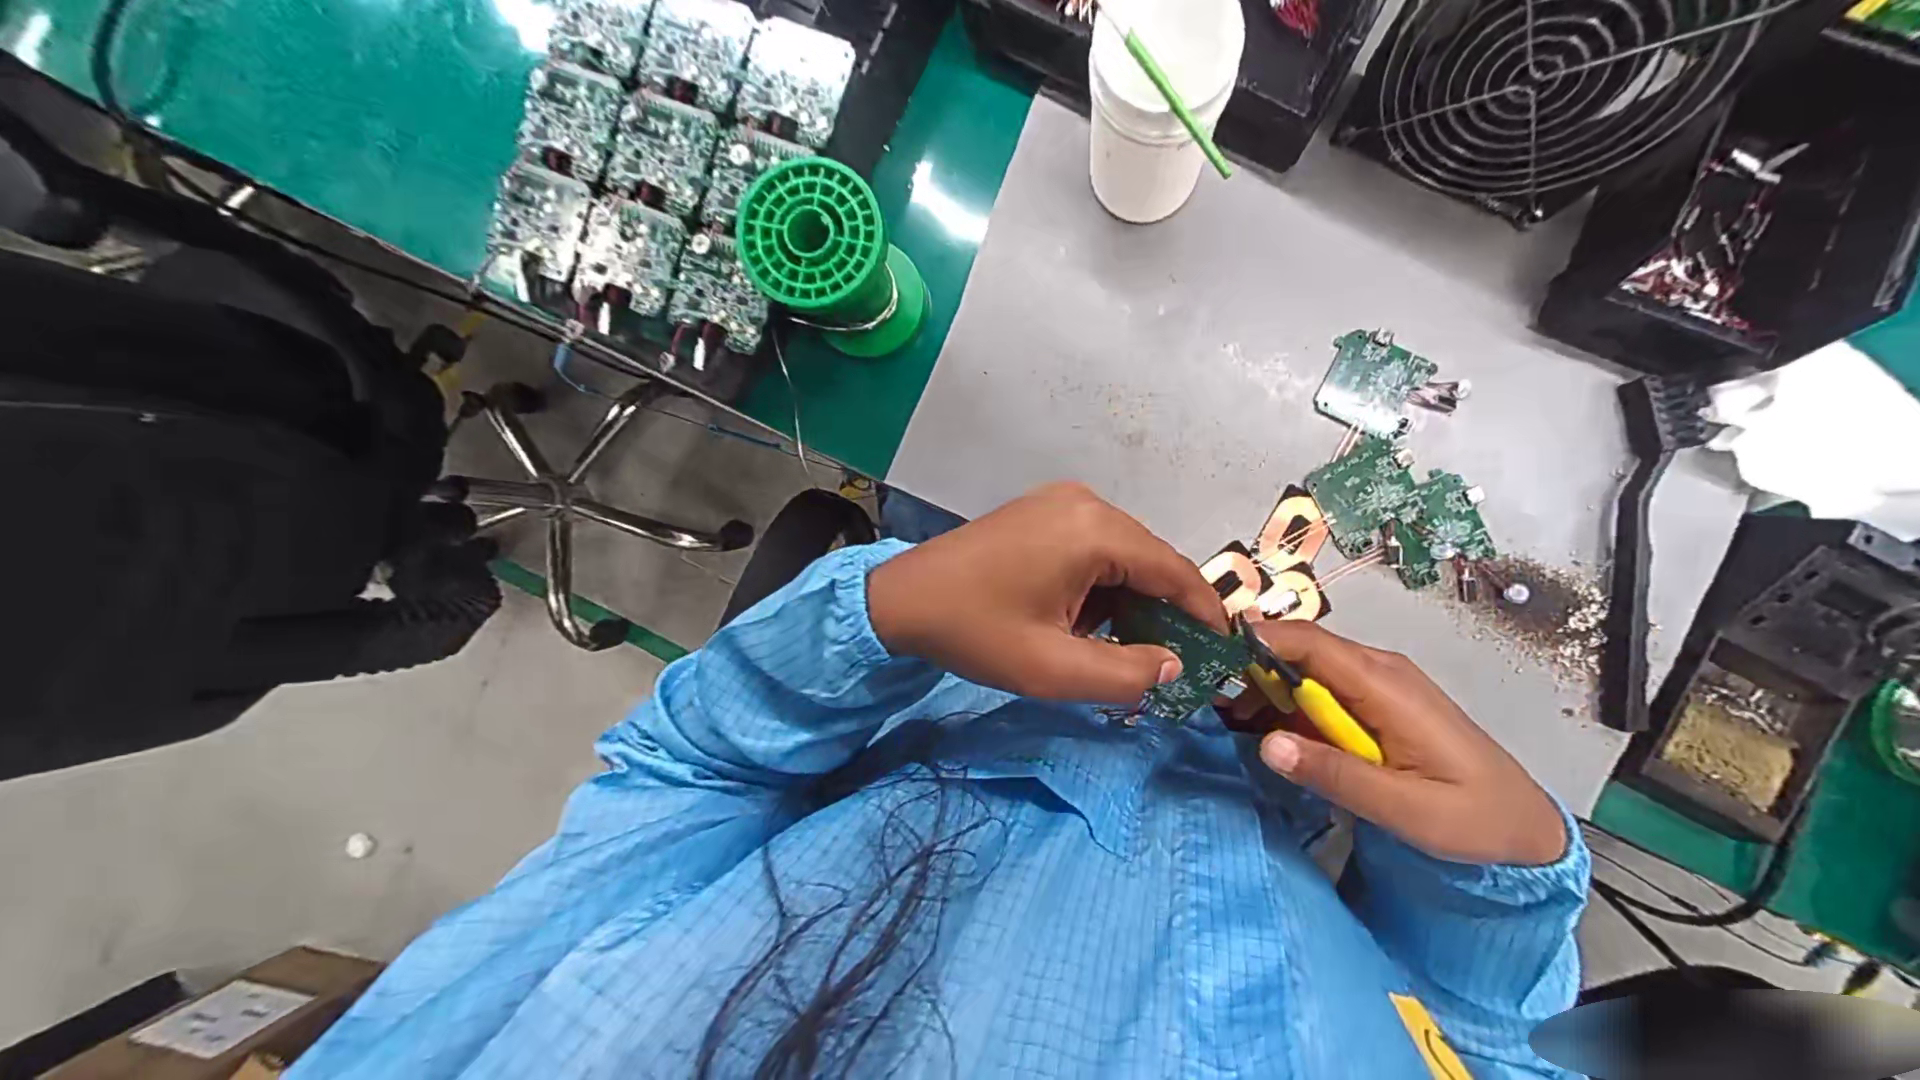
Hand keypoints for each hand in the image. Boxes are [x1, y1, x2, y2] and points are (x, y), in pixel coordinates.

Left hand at [867, 483, 1226, 703]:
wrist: (900, 599)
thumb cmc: (974, 631)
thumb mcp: (1052, 668)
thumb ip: (1126, 673)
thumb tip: (1175, 664)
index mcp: (1094, 530)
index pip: (1175, 571)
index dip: (1204, 615)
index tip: (1222, 653)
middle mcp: (1085, 502)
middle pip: (1150, 560)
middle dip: (1163, 611)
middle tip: (1168, 661)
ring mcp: (1060, 501)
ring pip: (1122, 555)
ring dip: (1129, 600)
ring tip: (1122, 647)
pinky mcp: (1041, 510)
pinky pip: (1092, 546)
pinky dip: (1101, 583)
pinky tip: (1087, 619)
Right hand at [1231, 621, 1566, 865]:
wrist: (1525, 829)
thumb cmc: (1475, 818)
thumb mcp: (1408, 809)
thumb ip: (1336, 775)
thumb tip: (1266, 742)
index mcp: (1383, 683)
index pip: (1306, 643)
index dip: (1254, 643)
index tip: (1206, 659)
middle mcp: (1374, 669)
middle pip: (1296, 650)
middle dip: (1247, 669)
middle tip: (1206, 699)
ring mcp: (1372, 683)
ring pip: (1300, 668)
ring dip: (1261, 690)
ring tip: (1225, 720)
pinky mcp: (1369, 701)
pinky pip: (1314, 689)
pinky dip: (1282, 705)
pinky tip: (1261, 730)